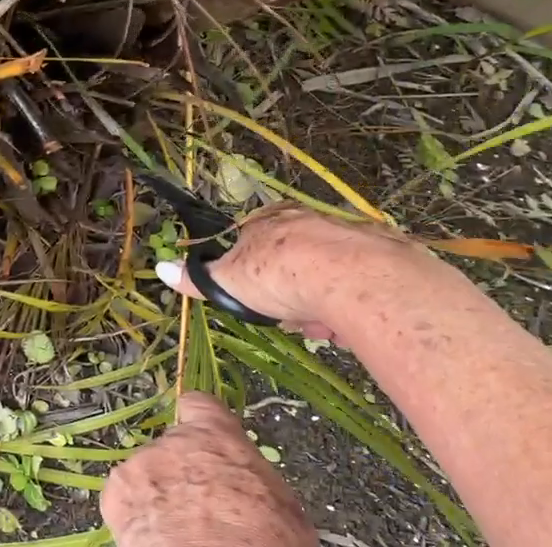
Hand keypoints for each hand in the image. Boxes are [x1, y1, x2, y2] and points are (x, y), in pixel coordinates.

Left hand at [101, 391, 316, 546]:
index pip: (201, 406)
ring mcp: (140, 465)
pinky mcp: (116, 493)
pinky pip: (126, 499)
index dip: (203, 425)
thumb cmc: (264, 542)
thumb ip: (253, 481)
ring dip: (162, 495)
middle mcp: (174, 442)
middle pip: (175, 450)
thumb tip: (249, 491)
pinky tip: (160, 538)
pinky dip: (138, 516)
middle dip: (186, 474)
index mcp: (217, 438)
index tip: (208, 442)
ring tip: (184, 531)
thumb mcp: (283, 509)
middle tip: (205, 510)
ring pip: (149, 475)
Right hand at [155, 203, 425, 340]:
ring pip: (334, 275)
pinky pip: (370, 281)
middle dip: (296, 295)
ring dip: (329, 304)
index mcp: (269, 222)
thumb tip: (160, 269)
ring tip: (331, 331)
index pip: (257, 248)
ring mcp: (351, 235)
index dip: (258, 279)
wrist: (356, 278)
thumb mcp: (231, 281)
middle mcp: (308, 220)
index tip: (265, 304)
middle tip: (299, 322)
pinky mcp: (391, 253)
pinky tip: (360, 325)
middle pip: (298, 261)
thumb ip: (199, 279)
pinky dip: (362, 302)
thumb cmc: (282, 275)